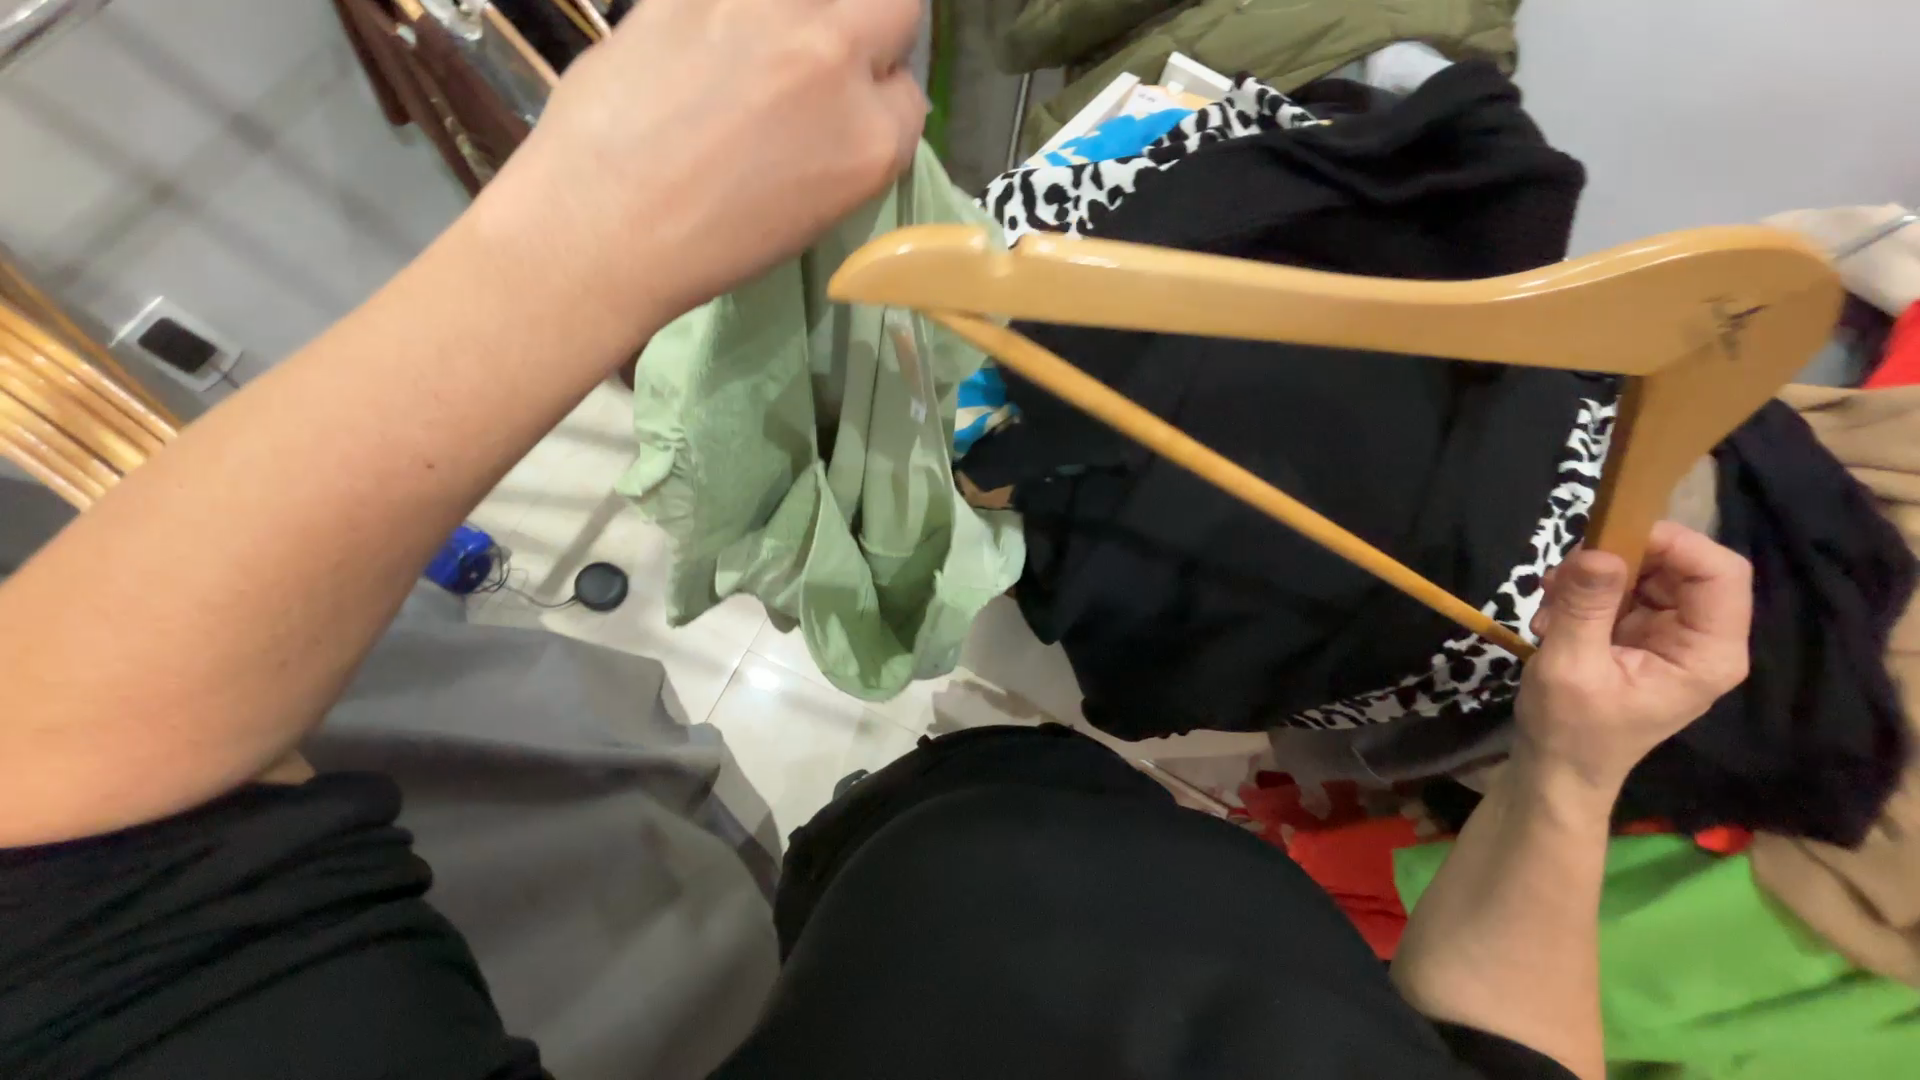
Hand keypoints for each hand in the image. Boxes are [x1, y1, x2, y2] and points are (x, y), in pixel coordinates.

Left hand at [473, 0, 928, 331]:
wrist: (604, 225)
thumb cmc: (712, 246)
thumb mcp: (812, 213)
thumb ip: (845, 144)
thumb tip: (844, 103)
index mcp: (871, 143)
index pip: (910, 95)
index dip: (879, 99)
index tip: (845, 110)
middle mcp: (836, 62)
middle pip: (895, 7)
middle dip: (871, 31)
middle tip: (818, 61)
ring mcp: (768, 12)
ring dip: (805, 17)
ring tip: (758, 51)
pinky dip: (733, 15)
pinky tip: (706, 46)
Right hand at [1512, 522, 1752, 792]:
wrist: (1557, 768)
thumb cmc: (1571, 728)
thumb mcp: (1570, 666)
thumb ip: (1585, 607)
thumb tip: (1596, 550)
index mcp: (1706, 652)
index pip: (1719, 573)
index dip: (1672, 543)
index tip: (1606, 538)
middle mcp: (1700, 639)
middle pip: (1679, 569)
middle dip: (1619, 561)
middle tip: (1560, 577)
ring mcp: (1669, 638)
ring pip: (1645, 577)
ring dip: (1592, 580)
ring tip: (1549, 604)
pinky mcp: (1638, 639)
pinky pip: (1620, 596)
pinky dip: (1583, 595)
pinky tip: (1552, 616)